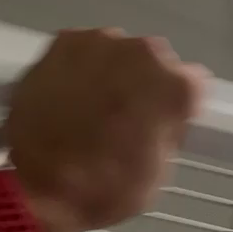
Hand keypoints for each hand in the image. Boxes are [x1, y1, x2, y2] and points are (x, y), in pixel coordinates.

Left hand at [5, 28, 205, 231]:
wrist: (39, 189)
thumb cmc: (107, 189)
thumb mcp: (160, 172)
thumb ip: (169, 131)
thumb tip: (164, 116)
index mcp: (175, 87)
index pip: (193, 85)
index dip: (178, 107)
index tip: (162, 124)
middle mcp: (144, 53)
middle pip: (155, 63)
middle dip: (144, 85)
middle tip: (123, 117)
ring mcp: (100, 42)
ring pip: (118, 54)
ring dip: (111, 73)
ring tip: (90, 106)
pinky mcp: (63, 42)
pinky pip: (83, 51)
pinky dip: (80, 68)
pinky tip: (69, 94)